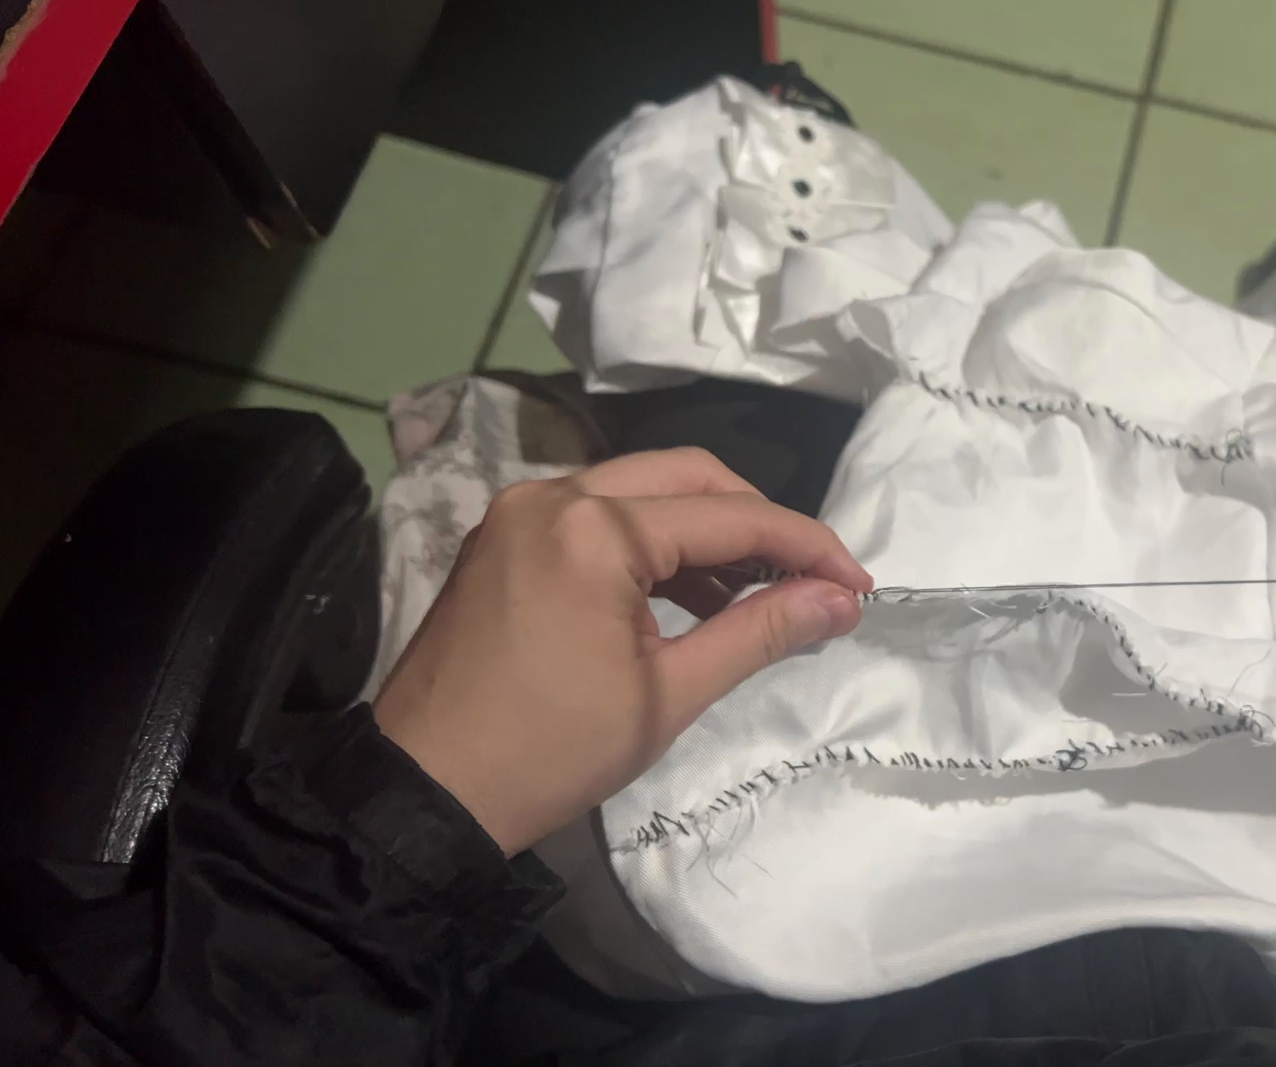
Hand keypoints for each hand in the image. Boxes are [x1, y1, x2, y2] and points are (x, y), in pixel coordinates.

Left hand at [371, 449, 870, 853]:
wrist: (418, 799)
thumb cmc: (550, 753)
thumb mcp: (671, 694)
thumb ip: (763, 632)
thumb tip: (842, 601)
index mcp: (594, 530)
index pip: (731, 518)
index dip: (807, 546)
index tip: (857, 584)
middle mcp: (556, 494)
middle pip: (693, 477)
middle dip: (763, 522)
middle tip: (809, 576)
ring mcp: (526, 509)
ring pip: (651, 489)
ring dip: (714, 530)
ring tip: (762, 589)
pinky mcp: (512, 534)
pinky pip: (610, 515)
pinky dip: (664, 545)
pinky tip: (695, 593)